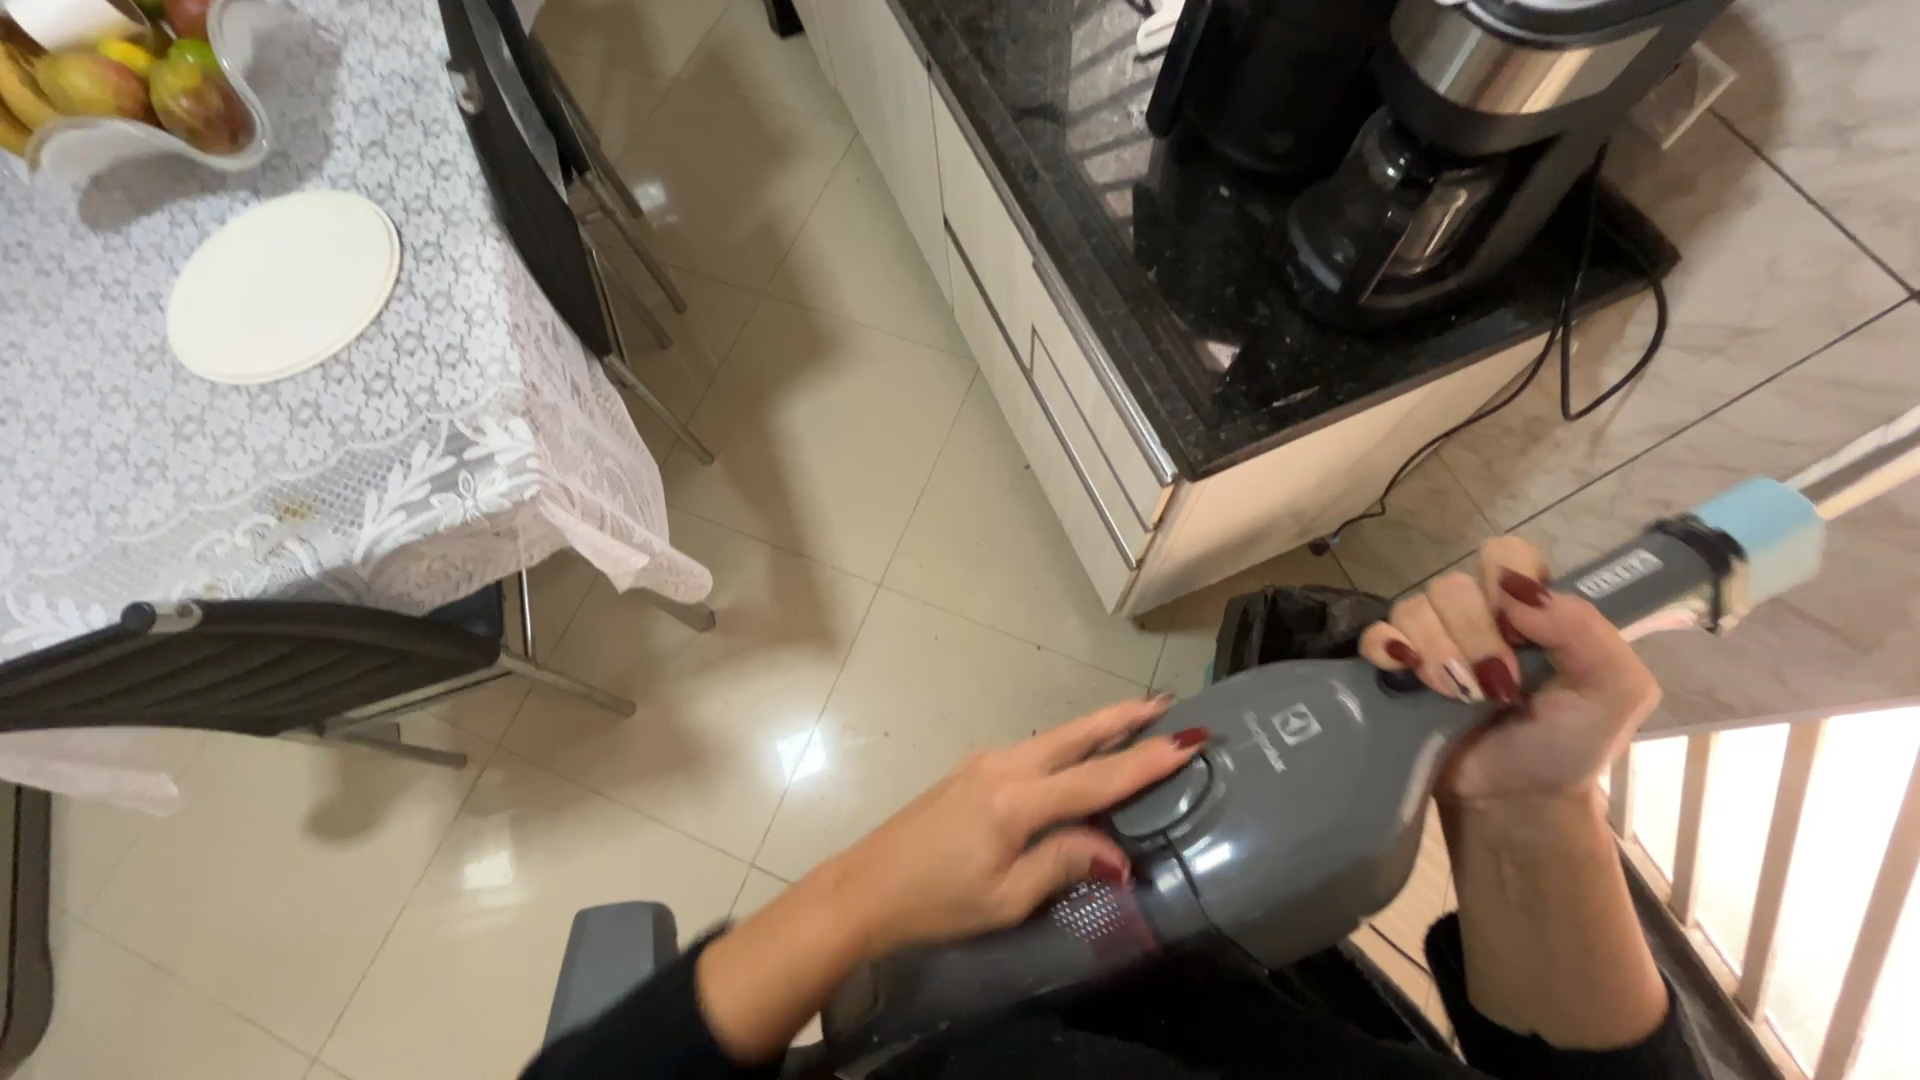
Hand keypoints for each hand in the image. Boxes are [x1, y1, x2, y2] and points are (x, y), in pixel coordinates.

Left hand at [816, 695, 1207, 955]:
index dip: (1145, 762)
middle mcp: (1003, 766)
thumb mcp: (1006, 897)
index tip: (1187, 741)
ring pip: (1055, 739)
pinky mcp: (973, 770)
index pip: (1095, 778)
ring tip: (1136, 722)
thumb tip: (1116, 851)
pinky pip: (1034, 751)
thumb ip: (1063, 863)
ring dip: (1096, 729)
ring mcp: (984, 762)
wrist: (865, 886)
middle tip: (1165, 703)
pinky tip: (1082, 755)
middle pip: (1075, 736)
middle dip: (1122, 718)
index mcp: (1015, 800)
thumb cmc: (936, 902)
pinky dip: (1069, 746)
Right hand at [1357, 536, 1659, 805]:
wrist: (1513, 799)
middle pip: (1453, 585)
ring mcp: (1430, 639)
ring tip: (1458, 697)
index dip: (1505, 582)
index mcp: (1528, 611)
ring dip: (1438, 654)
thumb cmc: (1567, 745)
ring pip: (1413, 608)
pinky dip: (1388, 648)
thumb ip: (1586, 631)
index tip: (1519, 628)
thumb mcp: (1616, 691)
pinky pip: (1375, 633)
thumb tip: (1516, 593)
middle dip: (1474, 636)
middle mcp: (1476, 616)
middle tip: (1496, 686)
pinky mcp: (1393, 665)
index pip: (1506, 557)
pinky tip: (1406, 673)